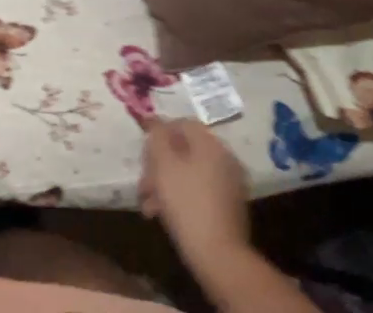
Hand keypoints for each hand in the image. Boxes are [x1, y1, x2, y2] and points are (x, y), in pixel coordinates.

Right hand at [138, 118, 250, 263]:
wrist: (218, 254)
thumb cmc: (186, 202)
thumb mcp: (163, 164)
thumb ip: (157, 136)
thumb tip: (154, 119)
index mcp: (212, 145)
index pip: (182, 123)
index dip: (159, 132)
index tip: (142, 151)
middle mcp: (225, 160)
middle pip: (184, 150)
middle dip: (158, 164)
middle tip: (143, 183)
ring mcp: (229, 184)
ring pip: (188, 172)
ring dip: (165, 183)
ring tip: (148, 204)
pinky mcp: (228, 206)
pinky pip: (199, 190)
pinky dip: (180, 196)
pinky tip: (162, 213)